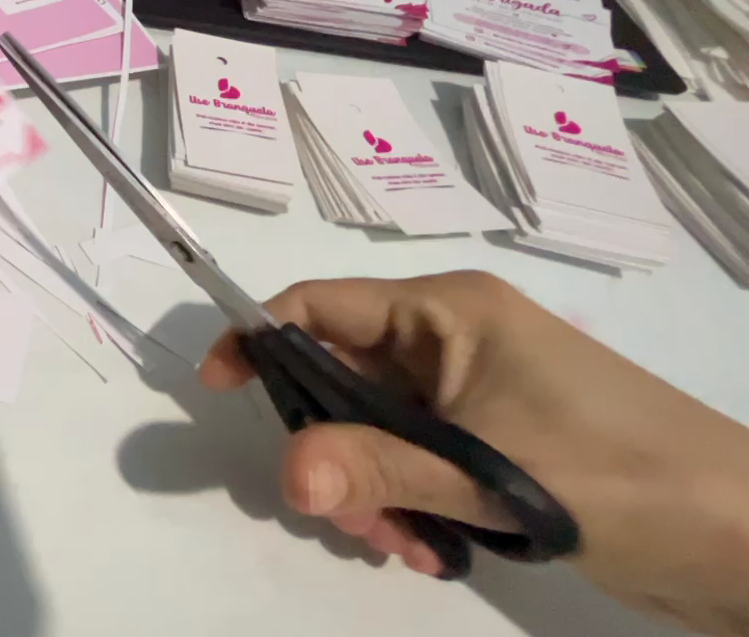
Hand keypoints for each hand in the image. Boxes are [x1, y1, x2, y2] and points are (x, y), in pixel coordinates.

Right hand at [201, 271, 748, 634]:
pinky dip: (401, 498)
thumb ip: (380, 468)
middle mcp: (445, 340)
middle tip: (336, 508)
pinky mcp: (484, 436)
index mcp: (443, 313)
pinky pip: (406, 454)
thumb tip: (284, 475)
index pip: (317, 305)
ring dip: (365, 482)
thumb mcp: (495, 475)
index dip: (259, 338)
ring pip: (366, 423)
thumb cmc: (636, 482)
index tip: (218, 386)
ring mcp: (465, 389)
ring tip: (396, 544)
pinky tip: (428, 549)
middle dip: (326, 441)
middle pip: (337, 374)